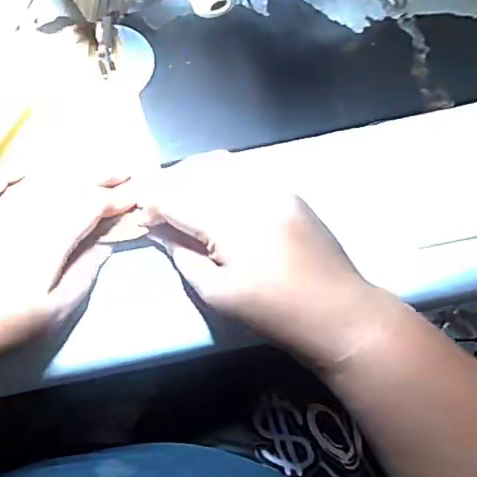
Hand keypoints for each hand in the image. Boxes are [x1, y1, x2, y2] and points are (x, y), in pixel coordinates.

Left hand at [0, 170, 136, 367]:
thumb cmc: (7, 324)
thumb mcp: (57, 309)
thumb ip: (84, 272)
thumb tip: (105, 244)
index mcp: (50, 238)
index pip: (89, 206)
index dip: (115, 200)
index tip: (137, 197)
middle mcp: (26, 215)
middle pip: (68, 186)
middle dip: (100, 178)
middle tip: (126, 173)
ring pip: (39, 181)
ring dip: (69, 173)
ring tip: (93, 170)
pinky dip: (12, 174)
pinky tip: (29, 171)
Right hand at [142, 151, 402, 374]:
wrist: (338, 310)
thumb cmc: (273, 312)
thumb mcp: (216, 293)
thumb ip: (182, 255)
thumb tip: (158, 230)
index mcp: (232, 223)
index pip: (176, 198)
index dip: (151, 205)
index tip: (138, 218)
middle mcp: (252, 193)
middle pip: (194, 172)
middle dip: (166, 185)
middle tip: (151, 206)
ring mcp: (273, 186)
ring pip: (218, 163)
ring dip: (190, 175)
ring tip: (176, 195)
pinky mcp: (286, 189)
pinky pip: (243, 168)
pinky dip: (217, 174)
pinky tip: (208, 191)